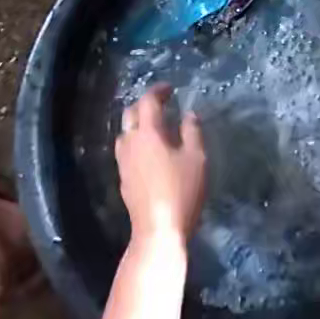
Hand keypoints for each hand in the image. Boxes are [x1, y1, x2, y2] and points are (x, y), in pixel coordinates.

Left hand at [115, 88, 206, 245]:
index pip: (148, 102)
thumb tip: (188, 114)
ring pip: (125, 133)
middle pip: (130, 114)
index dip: (158, 91)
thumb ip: (192, 132)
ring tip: (156, 126)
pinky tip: (150, 151)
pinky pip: (126, 150)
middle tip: (162, 104)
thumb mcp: (196, 158)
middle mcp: (130, 143)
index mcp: (148, 134)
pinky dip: (136, 141)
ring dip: (138, 124)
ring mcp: (123, 162)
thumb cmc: (181, 191)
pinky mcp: (123, 179)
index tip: (170, 88)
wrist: (158, 231)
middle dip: (145, 104)